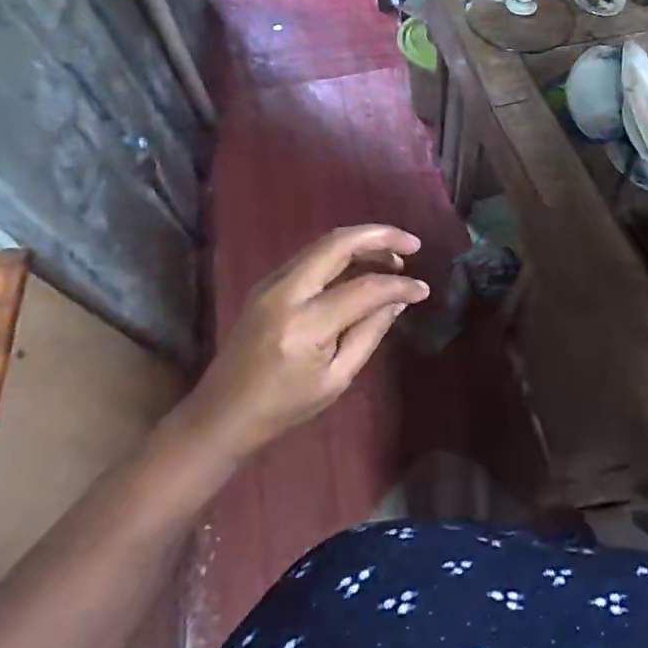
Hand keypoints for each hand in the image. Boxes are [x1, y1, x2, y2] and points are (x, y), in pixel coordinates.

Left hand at [178, 225, 429, 460]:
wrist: (223, 411)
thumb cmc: (284, 406)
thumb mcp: (336, 379)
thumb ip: (369, 333)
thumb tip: (397, 299)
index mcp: (305, 324)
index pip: (364, 288)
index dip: (399, 286)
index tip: (424, 290)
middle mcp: (285, 292)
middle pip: (337, 243)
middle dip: (380, 235)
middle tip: (413, 245)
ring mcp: (271, 282)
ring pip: (323, 244)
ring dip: (361, 243)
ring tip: (393, 258)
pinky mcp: (266, 282)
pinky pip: (310, 257)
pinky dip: (340, 254)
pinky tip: (361, 267)